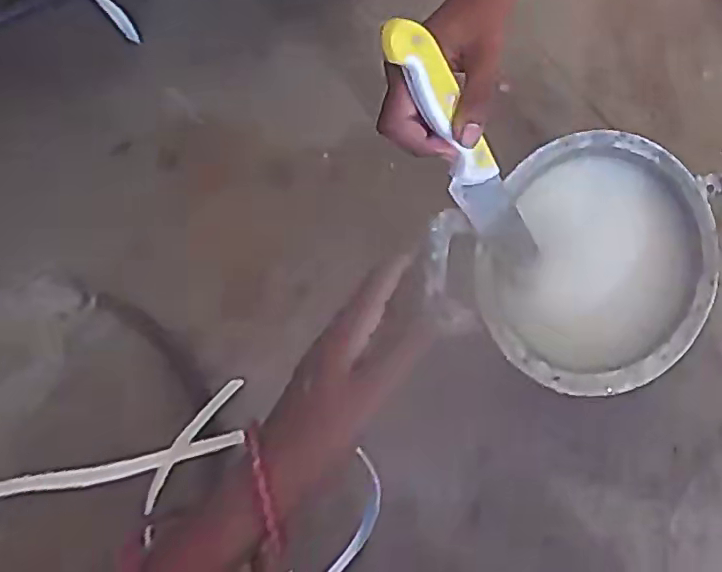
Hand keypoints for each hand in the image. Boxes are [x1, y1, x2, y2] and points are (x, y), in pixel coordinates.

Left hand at [259, 252, 430, 490]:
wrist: (273, 476)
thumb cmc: (325, 430)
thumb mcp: (373, 388)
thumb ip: (409, 347)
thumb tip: (448, 309)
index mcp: (345, 330)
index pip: (377, 281)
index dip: (403, 261)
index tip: (435, 244)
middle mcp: (334, 332)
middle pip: (371, 292)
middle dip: (402, 276)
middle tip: (439, 266)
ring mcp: (327, 352)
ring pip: (366, 311)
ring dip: (393, 297)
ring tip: (427, 291)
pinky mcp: (327, 371)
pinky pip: (362, 331)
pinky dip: (384, 320)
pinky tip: (399, 331)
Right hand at [377, 0, 507, 160]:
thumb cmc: (485, 19)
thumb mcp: (485, 62)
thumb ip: (476, 100)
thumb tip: (466, 140)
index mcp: (407, 66)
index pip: (395, 121)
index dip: (420, 143)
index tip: (452, 148)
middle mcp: (400, 71)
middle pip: (399, 123)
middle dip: (428, 140)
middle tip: (462, 144)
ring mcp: (408, 71)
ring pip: (410, 115)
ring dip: (435, 129)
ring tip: (465, 132)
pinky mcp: (420, 70)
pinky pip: (422, 101)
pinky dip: (440, 114)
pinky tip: (463, 114)